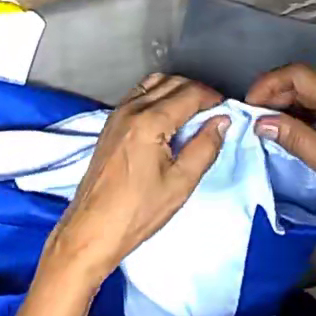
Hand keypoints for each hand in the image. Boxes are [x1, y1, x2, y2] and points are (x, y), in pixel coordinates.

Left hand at [40, 74, 228, 288]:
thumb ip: (205, 146)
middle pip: (173, 83)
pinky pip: (140, 93)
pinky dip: (158, 94)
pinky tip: (167, 116)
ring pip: (155, 83)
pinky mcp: (110, 124)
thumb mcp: (181, 183)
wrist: (90, 232)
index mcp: (150, 122)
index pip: (191, 94)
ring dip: (177, 89)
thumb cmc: (137, 211)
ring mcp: (117, 114)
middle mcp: (132, 109)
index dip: (213, 98)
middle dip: (198, 91)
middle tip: (213, 112)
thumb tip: (222, 120)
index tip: (226, 111)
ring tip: (192, 112)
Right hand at [246, 64, 315, 239]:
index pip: (299, 75)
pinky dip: (303, 111)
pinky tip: (289, 130)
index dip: (269, 85)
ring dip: (287, 103)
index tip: (247, 107)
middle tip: (251, 121)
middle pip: (304, 80)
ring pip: (312, 90)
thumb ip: (298, 141)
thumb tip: (262, 122)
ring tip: (264, 127)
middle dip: (274, 95)